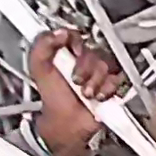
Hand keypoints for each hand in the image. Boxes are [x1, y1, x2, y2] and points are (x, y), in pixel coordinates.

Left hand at [28, 29, 121, 155]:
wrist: (67, 122)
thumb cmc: (53, 98)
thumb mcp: (38, 66)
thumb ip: (43, 44)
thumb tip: (60, 32)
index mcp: (68, 51)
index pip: (79, 37)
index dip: (77, 45)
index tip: (73, 55)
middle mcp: (85, 61)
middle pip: (96, 52)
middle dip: (86, 69)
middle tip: (76, 81)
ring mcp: (100, 74)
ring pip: (107, 65)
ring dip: (96, 81)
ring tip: (87, 93)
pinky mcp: (111, 87)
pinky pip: (118, 80)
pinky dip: (108, 89)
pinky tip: (98, 97)